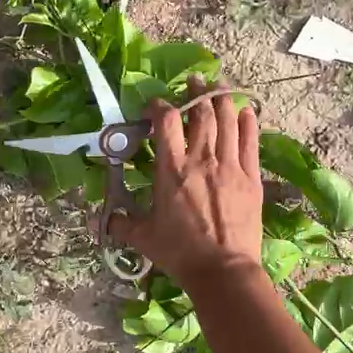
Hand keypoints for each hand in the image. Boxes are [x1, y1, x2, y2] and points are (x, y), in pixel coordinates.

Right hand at [109, 76, 265, 283]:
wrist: (223, 271)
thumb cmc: (179, 252)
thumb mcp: (143, 237)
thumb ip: (121, 223)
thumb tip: (100, 220)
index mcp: (171, 169)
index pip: (166, 121)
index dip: (160, 106)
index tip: (156, 105)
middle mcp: (201, 159)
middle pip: (201, 112)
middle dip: (197, 92)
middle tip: (194, 81)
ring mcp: (230, 166)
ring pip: (228, 120)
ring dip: (223, 98)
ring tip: (219, 85)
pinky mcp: (251, 178)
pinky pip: (251, 141)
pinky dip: (248, 122)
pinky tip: (246, 111)